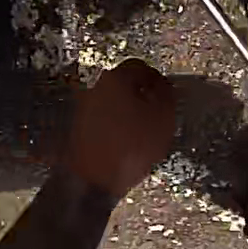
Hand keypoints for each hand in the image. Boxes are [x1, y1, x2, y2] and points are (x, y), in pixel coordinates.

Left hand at [64, 60, 176, 198]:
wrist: (92, 182)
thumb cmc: (130, 147)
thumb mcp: (162, 118)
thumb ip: (165, 94)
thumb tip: (162, 85)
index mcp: (115, 79)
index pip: (140, 66)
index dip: (157, 78)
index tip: (167, 93)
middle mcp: (95, 89)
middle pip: (125, 83)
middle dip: (143, 94)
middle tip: (159, 111)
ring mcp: (84, 109)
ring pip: (114, 102)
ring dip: (130, 111)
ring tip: (146, 130)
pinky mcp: (80, 129)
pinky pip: (105, 119)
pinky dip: (118, 125)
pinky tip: (128, 142)